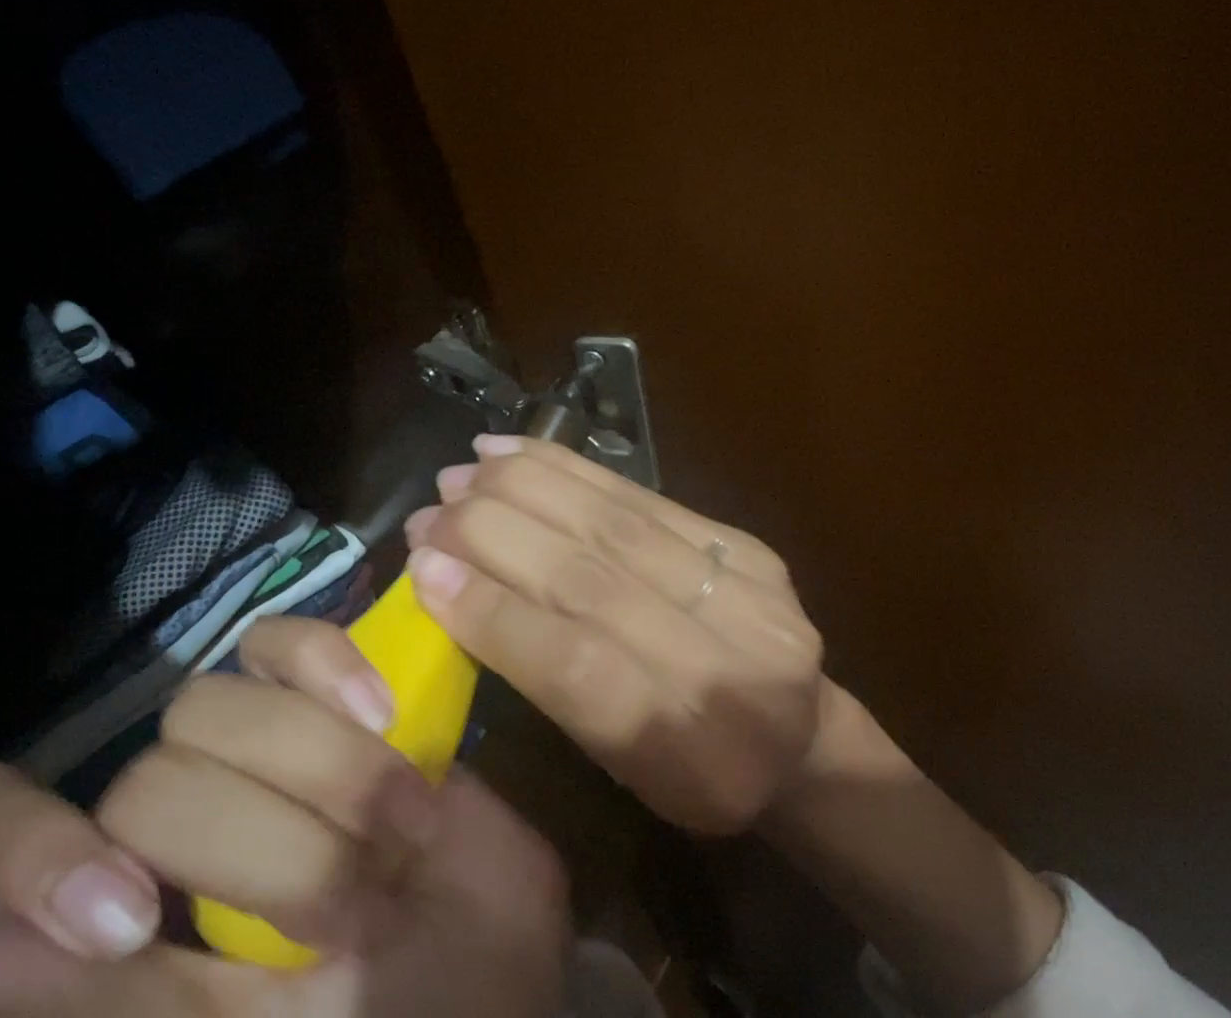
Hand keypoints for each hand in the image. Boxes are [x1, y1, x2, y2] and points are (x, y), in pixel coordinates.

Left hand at [0, 621, 568, 1017]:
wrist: (499, 956)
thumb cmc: (383, 1016)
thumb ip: (82, 1005)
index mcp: (115, 903)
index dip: (34, 857)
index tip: (128, 921)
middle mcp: (164, 811)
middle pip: (141, 779)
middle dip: (250, 848)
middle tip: (341, 911)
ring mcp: (246, 744)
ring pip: (211, 707)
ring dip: (320, 780)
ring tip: (398, 838)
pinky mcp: (321, 691)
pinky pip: (287, 643)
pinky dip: (329, 671)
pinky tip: (379, 718)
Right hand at [401, 434, 823, 833]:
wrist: (807, 742)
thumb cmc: (695, 777)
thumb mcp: (621, 771)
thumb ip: (550, 690)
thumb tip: (459, 596)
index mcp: (690, 751)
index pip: (579, 665)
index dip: (495, 613)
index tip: (423, 573)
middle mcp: (726, 663)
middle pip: (595, 581)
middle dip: (497, 538)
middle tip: (429, 516)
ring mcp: (746, 592)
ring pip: (617, 525)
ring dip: (528, 490)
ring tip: (462, 474)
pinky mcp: (747, 546)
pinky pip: (646, 497)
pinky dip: (572, 470)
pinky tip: (516, 452)